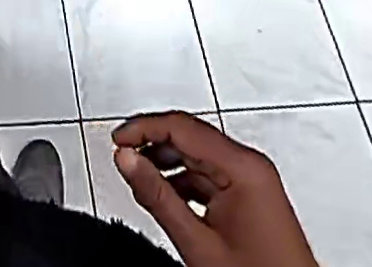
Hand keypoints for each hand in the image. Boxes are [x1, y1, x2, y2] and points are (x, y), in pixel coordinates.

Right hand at [112, 112, 317, 266]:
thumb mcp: (198, 244)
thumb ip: (158, 197)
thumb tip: (128, 160)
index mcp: (243, 166)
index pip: (183, 126)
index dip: (144, 128)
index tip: (118, 139)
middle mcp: (251, 165)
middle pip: (191, 135)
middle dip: (153, 141)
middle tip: (123, 152)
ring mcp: (253, 180)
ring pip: (199, 155)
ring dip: (166, 161)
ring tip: (138, 175)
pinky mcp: (250, 197)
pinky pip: (209, 175)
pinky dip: (183, 180)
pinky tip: (165, 195)